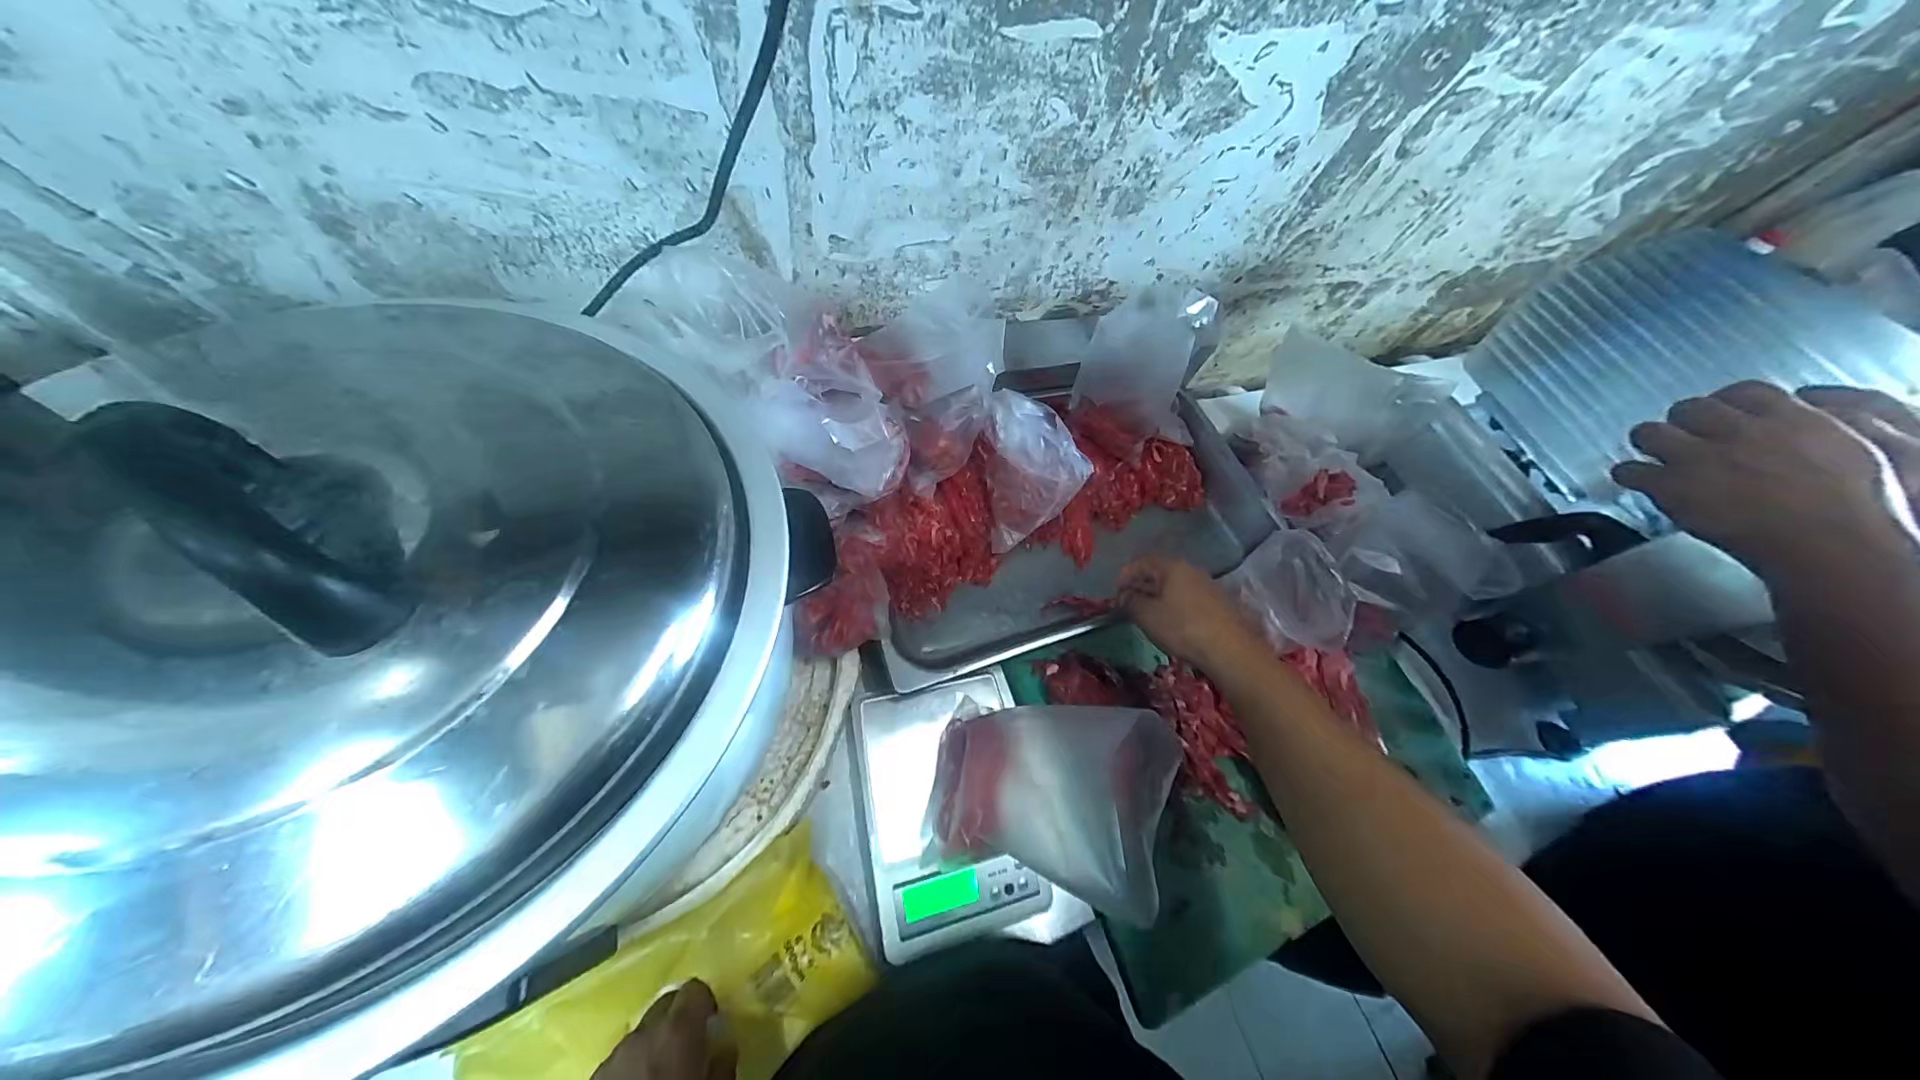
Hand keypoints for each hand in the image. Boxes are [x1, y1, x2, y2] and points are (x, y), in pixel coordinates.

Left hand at [590, 980, 734, 1079]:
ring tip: (661, 1075)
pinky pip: (620, 1060)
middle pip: (664, 1006)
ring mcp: (613, 1057)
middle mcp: (643, 1033)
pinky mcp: (594, 1079)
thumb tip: (723, 1044)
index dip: (705, 1003)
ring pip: (640, 1034)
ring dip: (653, 1045)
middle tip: (690, 1047)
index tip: (711, 1023)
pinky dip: (632, 1067)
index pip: (694, 989)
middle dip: (678, 1019)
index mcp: (677, 1030)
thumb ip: (723, 1064)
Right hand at [1117, 555, 1260, 668]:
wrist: (1230, 650)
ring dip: (1157, 597)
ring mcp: (1207, 585)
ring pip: (1174, 586)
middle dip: (1140, 587)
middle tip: (1127, 606)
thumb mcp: (1147, 615)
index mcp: (1172, 566)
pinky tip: (1170, 623)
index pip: (1141, 562)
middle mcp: (1191, 570)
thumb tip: (1123, 595)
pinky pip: (1187, 598)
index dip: (1124, 576)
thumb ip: (1130, 601)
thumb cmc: (1182, 627)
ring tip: (1147, 617)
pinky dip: (1173, 606)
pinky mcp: (1218, 603)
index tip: (1116, 595)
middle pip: (1158, 572)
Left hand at [1610, 381, 1919, 578]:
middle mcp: (1737, 432)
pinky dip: (1628, 475)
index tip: (1719, 414)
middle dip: (1682, 422)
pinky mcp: (1671, 487)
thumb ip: (1812, 430)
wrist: (1829, 544)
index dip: (1724, 402)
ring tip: (1654, 455)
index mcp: (1789, 419)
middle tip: (1682, 438)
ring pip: (1649, 433)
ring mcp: (1698, 459)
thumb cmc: (1855, 508)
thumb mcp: (1854, 451)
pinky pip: (1628, 471)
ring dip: (1649, 443)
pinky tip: (1635, 480)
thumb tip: (1794, 420)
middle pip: (1688, 409)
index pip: (1742, 391)